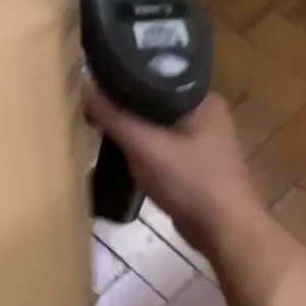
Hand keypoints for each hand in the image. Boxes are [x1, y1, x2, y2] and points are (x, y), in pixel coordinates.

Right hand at [83, 85, 268, 256]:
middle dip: (120, 102)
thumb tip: (82, 84)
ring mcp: (200, 138)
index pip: (155, 75)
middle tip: (86, 102)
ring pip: (153, 121)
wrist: (223, 230)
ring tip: (94, 120)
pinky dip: (137, 141)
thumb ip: (112, 115)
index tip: (90, 81)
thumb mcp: (144, 145)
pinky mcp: (191, 160)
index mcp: (203, 99)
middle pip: (151, 99)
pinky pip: (156, 140)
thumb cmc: (190, 181)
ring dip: (127, 123)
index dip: (121, 77)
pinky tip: (115, 146)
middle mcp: (205, 112)